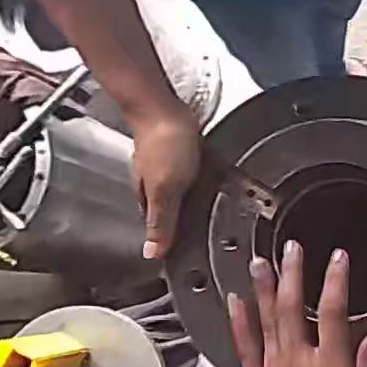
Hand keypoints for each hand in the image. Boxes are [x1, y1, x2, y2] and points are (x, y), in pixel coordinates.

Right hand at [128, 104, 200, 258]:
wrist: (165, 106)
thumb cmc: (164, 143)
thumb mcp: (165, 190)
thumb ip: (161, 222)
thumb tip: (151, 253)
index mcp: (148, 199)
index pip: (161, 232)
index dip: (176, 245)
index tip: (193, 260)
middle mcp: (156, 188)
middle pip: (173, 216)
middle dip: (190, 228)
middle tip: (212, 240)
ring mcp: (168, 172)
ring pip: (184, 199)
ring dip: (199, 208)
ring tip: (218, 218)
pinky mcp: (181, 158)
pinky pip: (193, 180)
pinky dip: (204, 187)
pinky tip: (214, 188)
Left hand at [228, 241, 366, 366]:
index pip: (336, 315)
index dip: (336, 282)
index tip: (338, 258)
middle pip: (294, 310)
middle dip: (293, 275)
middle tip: (291, 248)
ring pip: (267, 322)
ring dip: (264, 289)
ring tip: (259, 262)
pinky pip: (245, 348)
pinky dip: (240, 323)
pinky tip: (236, 301)